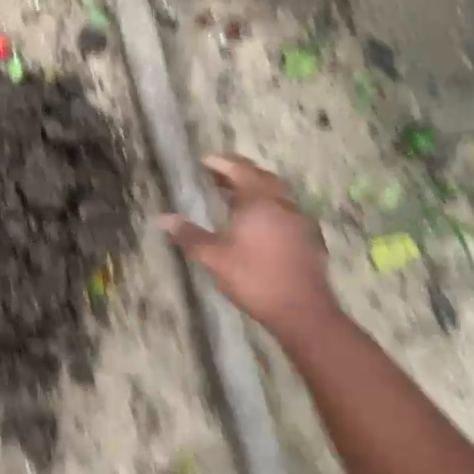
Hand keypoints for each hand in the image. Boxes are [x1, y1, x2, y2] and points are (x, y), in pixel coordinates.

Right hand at [161, 153, 341, 338]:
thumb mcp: (214, 257)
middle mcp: (283, 205)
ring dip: (258, 188)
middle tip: (219, 173)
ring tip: (236, 195)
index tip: (204, 161)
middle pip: (263, 177)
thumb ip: (189, 235)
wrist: (304, 313)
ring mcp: (300, 222)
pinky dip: (271, 207)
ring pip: (278, 194)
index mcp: (259, 202)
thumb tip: (163, 219)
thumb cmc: (254, 278)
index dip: (221, 163)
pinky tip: (260, 223)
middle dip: (241, 171)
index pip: (240, 171)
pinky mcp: (310, 240)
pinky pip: (288, 211)